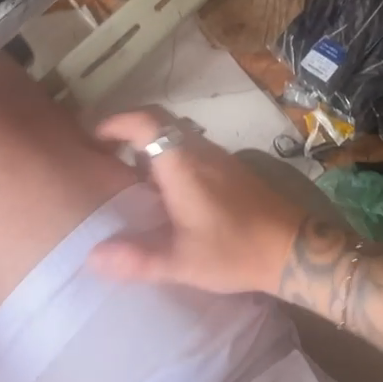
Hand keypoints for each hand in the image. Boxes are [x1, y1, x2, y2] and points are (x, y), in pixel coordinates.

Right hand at [89, 110, 307, 296]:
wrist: (291, 246)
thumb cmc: (233, 249)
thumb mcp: (181, 261)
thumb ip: (136, 258)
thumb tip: (91, 257)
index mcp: (182, 163)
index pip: (145, 122)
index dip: (115, 122)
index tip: (92, 136)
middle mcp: (198, 149)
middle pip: (159, 120)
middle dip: (128, 128)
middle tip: (103, 151)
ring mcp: (216, 156)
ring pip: (176, 133)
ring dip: (149, 142)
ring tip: (125, 171)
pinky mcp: (229, 167)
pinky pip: (190, 147)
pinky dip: (168, 155)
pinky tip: (162, 189)